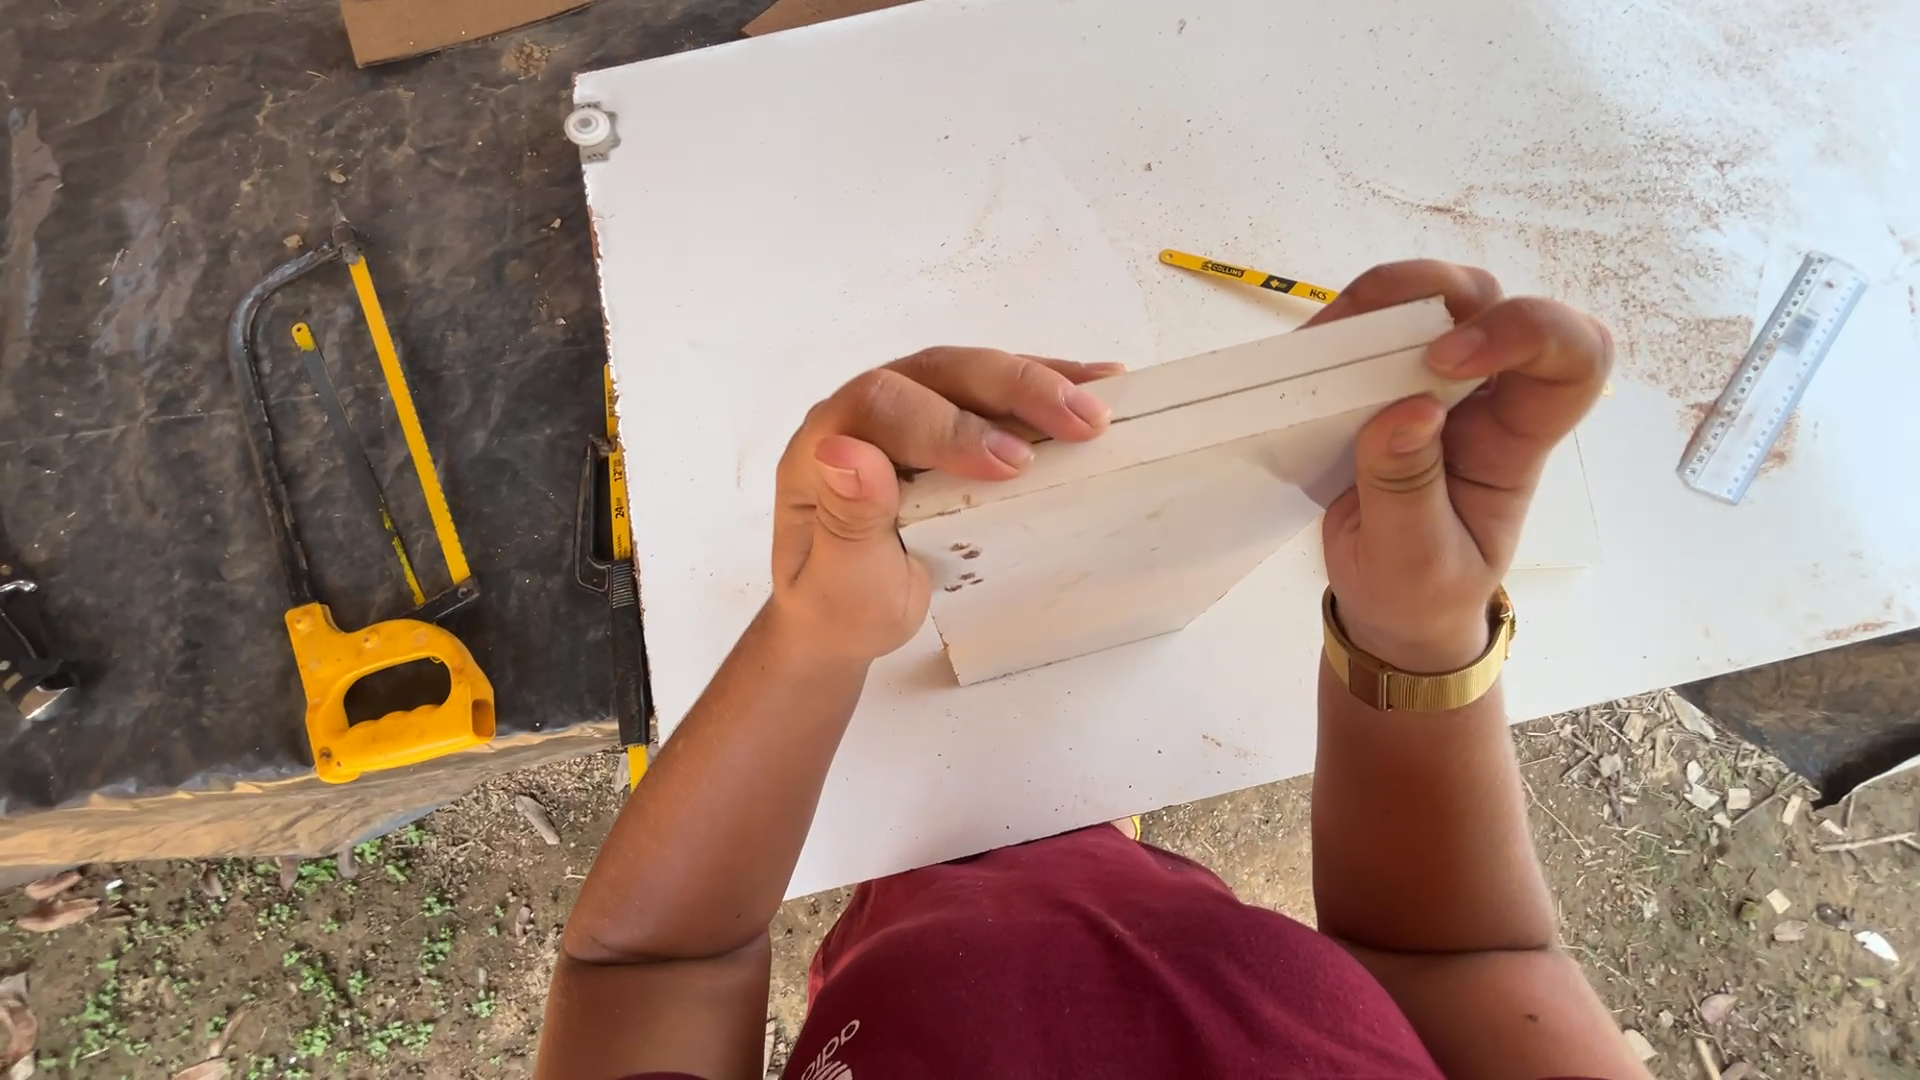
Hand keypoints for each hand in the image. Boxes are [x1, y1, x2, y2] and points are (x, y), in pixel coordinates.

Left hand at [769, 348, 1122, 662]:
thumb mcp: (840, 584)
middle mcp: (864, 413)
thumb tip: (847, 452)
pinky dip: (1044, 389)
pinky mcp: (945, 424)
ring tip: (1100, 407)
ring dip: (1040, 383)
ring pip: (973, 374)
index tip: (1012, 464)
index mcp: (825, 442)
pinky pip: (994, 395)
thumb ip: (846, 523)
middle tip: (1082, 422)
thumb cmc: (841, 606)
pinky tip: (1093, 390)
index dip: (950, 426)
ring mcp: (908, 414)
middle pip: (940, 372)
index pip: (886, 407)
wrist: (844, 615)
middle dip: (1014, 391)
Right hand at [1312, 262, 1612, 672]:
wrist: (1388, 606)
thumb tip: (1406, 410)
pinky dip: (1335, 336)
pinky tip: (1303, 357)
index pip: (1571, 360)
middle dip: (1429, 292)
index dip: (1526, 334)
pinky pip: (1368, 342)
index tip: (1442, 360)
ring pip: (1427, 307)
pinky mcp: (1376, 398)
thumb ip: (1407, 489)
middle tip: (1356, 322)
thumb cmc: (1419, 590)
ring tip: (1317, 337)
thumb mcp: (1414, 557)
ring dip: (1375, 303)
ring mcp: (1426, 394)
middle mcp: (1481, 402)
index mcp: (1515, 444)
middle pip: (1489, 304)